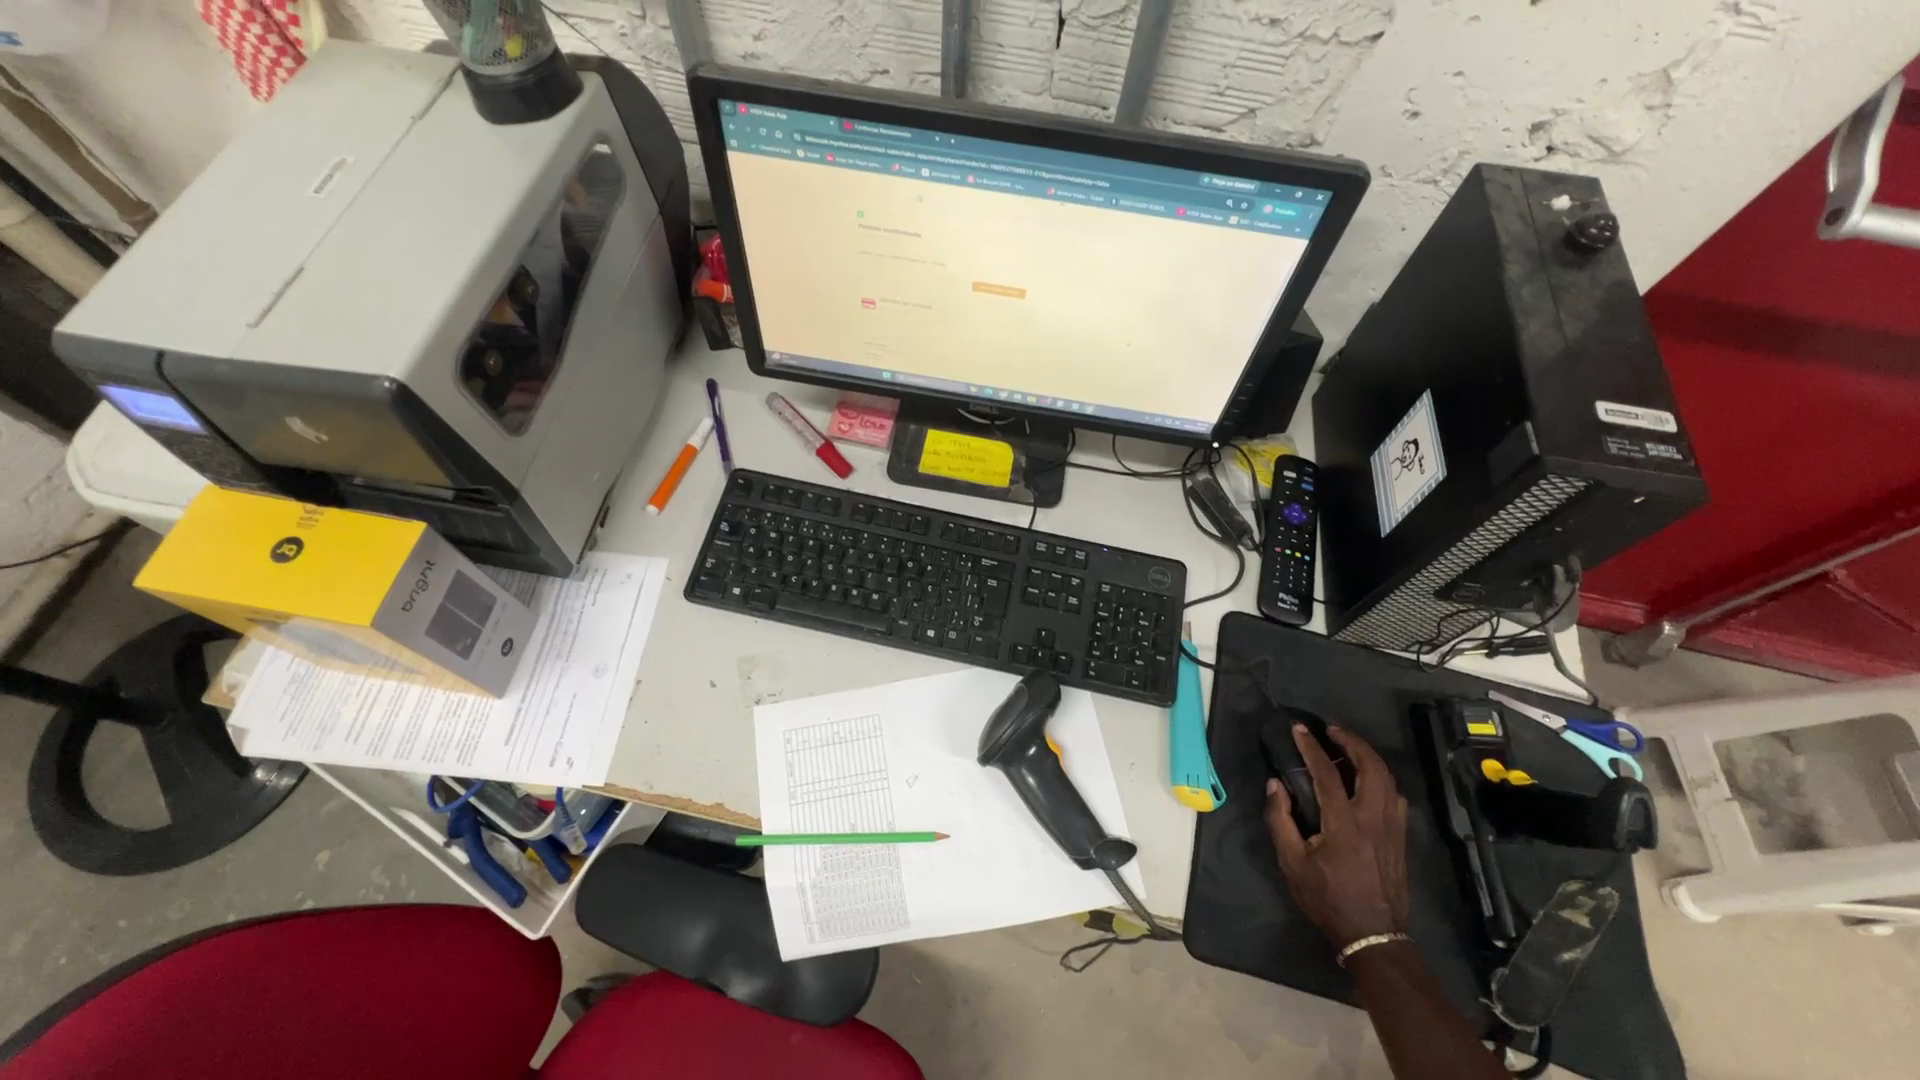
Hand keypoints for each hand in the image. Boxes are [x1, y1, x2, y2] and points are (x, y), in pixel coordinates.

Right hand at [1264, 725, 1410, 947]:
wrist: (1372, 933)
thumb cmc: (1326, 898)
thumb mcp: (1291, 863)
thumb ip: (1280, 820)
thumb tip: (1275, 786)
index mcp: (1344, 823)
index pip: (1327, 773)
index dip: (1312, 747)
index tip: (1299, 729)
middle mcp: (1373, 818)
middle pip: (1371, 766)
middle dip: (1352, 742)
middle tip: (1332, 731)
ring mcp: (1393, 827)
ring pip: (1389, 780)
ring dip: (1369, 758)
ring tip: (1349, 749)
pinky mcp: (1401, 838)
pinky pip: (1396, 798)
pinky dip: (1383, 780)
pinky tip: (1369, 782)